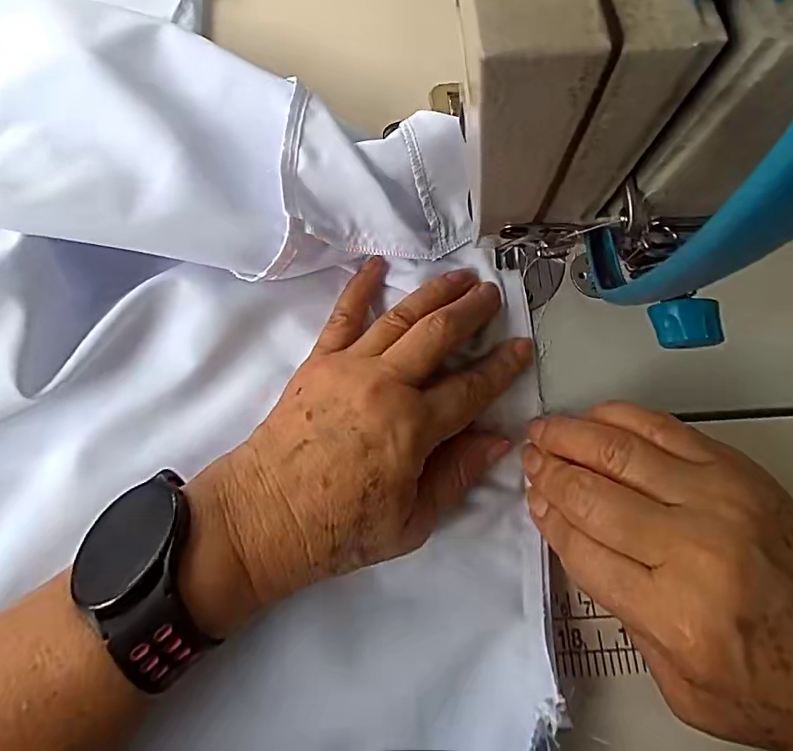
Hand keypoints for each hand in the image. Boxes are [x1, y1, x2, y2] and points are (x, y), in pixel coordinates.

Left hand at [191, 257, 532, 627]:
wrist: (269, 511)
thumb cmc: (342, 527)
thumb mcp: (413, 521)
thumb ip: (457, 475)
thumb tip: (498, 438)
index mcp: (414, 427)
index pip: (471, 388)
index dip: (502, 367)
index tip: (523, 346)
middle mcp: (385, 385)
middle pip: (438, 336)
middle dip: (472, 312)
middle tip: (493, 294)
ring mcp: (349, 366)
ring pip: (400, 318)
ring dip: (433, 293)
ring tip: (459, 277)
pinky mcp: (319, 359)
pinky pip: (343, 316)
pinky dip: (360, 286)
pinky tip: (376, 264)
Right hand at [524, 403, 792, 750]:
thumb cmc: (783, 686)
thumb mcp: (686, 688)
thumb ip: (624, 615)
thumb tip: (575, 538)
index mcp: (677, 615)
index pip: (580, 546)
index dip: (547, 517)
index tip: (533, 501)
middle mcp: (693, 550)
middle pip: (589, 492)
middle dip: (547, 471)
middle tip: (528, 460)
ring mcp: (717, 501)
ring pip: (615, 449)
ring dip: (567, 435)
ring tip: (543, 432)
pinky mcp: (736, 471)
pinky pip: (659, 427)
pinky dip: (615, 416)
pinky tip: (591, 418)